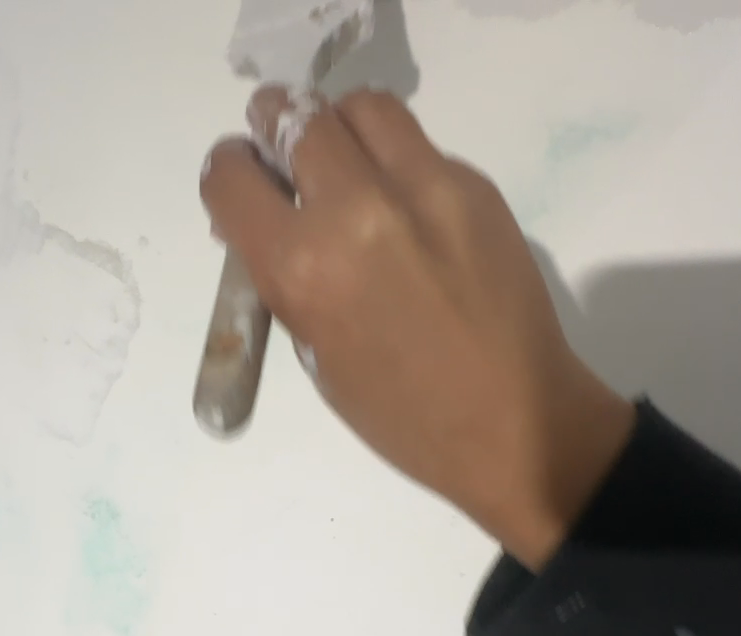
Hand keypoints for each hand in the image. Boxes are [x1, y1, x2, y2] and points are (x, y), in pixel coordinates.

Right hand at [202, 88, 638, 568]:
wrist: (512, 422)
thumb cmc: (401, 417)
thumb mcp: (317, 358)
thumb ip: (286, 282)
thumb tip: (269, 231)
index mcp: (304, 269)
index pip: (232, 178)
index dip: (227, 179)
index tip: (241, 190)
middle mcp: (358, 210)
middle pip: (296, 117)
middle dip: (274, 131)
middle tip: (283, 160)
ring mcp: (426, 188)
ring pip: (363, 108)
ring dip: (338, 128)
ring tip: (343, 167)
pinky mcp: (476, 186)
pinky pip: (418, 147)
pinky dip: (394, 163)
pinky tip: (405, 211)